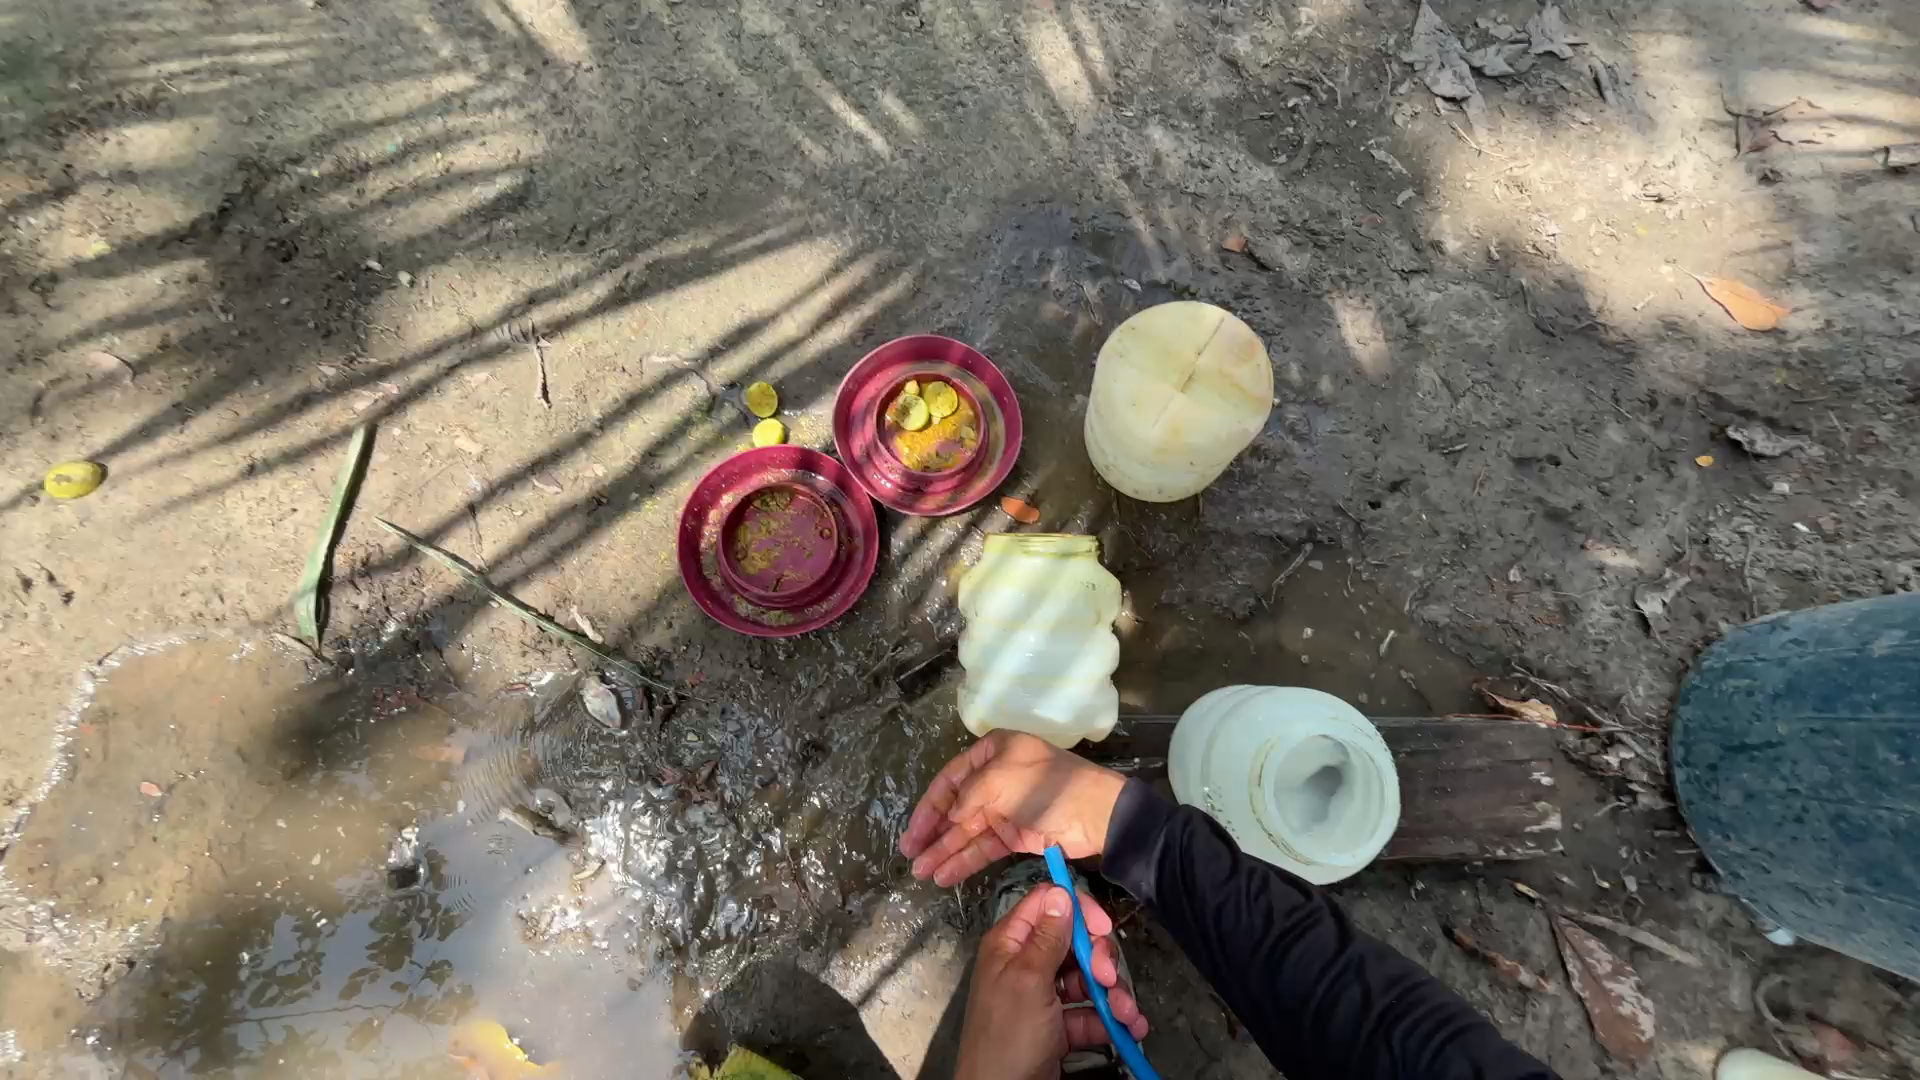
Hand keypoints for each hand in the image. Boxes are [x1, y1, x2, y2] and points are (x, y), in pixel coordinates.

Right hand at [900, 731, 1126, 886]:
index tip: (912, 831)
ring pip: (966, 831)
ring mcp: (1005, 808)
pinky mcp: (1015, 835)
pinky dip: (964, 861)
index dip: (929, 806)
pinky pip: (983, 847)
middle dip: (932, 832)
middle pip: (955, 806)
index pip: (950, 778)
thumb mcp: (1001, 779)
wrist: (1095, 815)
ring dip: (944, 851)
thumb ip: (968, 796)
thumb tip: (951, 817)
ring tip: (921, 873)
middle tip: (909, 855)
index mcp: (992, 752)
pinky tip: (944, 875)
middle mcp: (994, 777)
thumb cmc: (1046, 785)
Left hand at [955, 884, 1149, 1079]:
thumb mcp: (1028, 981)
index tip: (1102, 926)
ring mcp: (1043, 997)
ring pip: (1085, 978)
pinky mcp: (1058, 1028)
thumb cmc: (1008, 1037)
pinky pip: (1089, 1013)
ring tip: (1127, 1014)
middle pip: (1072, 942)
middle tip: (1109, 978)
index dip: (1076, 908)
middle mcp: (1026, 964)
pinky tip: (1130, 1029)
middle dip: (1098, 958)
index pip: (1045, 904)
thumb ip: (1048, 937)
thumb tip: (1061, 891)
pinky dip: (1110, 1020)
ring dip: (1112, 993)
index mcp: (1010, 943)